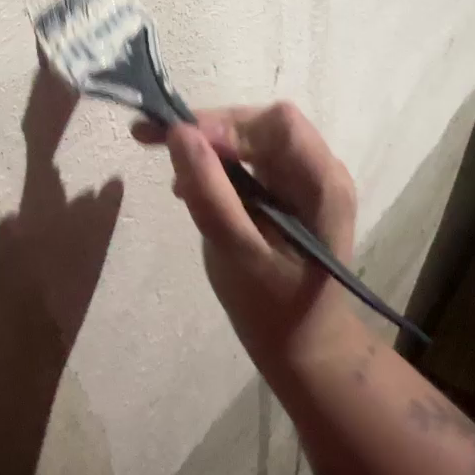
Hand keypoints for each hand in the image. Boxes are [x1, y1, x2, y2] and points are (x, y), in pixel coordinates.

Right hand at [134, 103, 359, 374]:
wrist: (303, 350)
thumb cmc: (274, 309)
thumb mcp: (238, 253)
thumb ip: (211, 193)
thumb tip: (178, 133)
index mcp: (324, 184)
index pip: (278, 124)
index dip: (225, 123)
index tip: (175, 138)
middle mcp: (319, 171)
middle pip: (262, 124)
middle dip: (208, 129)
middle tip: (150, 138)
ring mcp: (303, 180)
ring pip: (250, 138)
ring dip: (207, 145)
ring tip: (170, 170)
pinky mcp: (283, 191)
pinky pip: (247, 160)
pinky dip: (215, 164)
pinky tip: (189, 184)